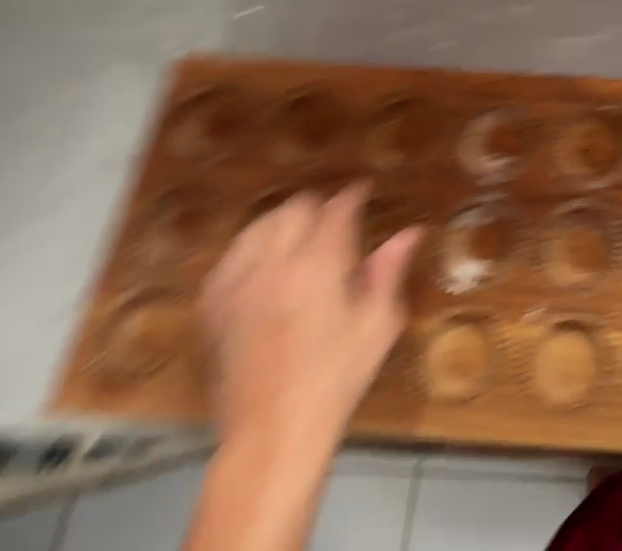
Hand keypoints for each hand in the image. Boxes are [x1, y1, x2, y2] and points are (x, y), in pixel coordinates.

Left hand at [200, 183, 422, 445]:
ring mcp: (236, 282)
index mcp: (318, 265)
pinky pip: (231, 255)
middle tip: (336, 222)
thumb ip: (389, 271)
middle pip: (294, 208)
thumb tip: (409, 232)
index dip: (352, 196)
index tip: (363, 191)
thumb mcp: (378, 324)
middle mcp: (272, 263)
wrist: (273, 430)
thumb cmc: (337, 377)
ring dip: (283, 223)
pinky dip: (253, 249)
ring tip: (301, 240)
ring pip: (258, 225)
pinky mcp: (212, 304)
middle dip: (319, 208)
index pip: (336, 209)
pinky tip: (266, 268)